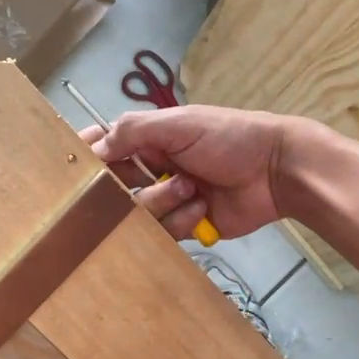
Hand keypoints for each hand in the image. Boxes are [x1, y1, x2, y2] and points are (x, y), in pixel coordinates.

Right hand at [83, 105, 321, 240]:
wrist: (275, 170)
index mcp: (146, 141)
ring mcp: (166, 201)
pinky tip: (202, 208)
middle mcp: (150, 170)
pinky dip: (181, 221)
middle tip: (160, 178)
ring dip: (164, 202)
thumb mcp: (179, 124)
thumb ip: (132, 131)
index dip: (91, 162)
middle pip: (114, 190)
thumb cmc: (228, 137)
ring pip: (137, 216)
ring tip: (192, 189)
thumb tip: (94, 149)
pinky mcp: (182, 227)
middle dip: (133, 187)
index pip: (103, 151)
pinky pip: (161, 235)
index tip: (83, 171)